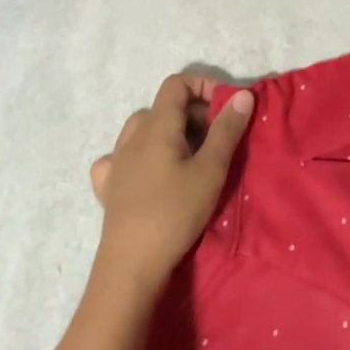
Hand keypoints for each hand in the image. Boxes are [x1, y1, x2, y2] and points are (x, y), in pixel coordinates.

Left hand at [89, 74, 253, 291]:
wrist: (132, 266)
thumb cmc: (175, 212)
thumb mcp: (211, 169)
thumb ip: (227, 129)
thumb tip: (242, 95)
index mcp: (156, 126)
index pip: (176, 84)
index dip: (203, 87)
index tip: (225, 110)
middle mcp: (131, 137)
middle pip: (163, 106)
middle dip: (192, 113)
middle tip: (215, 139)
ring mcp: (115, 162)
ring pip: (141, 129)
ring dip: (167, 133)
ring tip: (187, 157)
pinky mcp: (107, 188)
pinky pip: (119, 157)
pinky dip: (137, 156)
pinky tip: (146, 172)